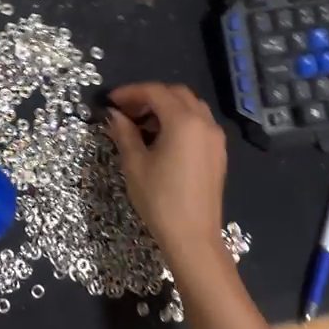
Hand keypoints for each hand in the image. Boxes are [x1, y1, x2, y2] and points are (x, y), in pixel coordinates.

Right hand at [105, 83, 228, 267]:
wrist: (192, 236)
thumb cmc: (159, 199)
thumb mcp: (135, 164)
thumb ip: (125, 133)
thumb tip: (114, 116)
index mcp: (183, 121)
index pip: (155, 92)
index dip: (130, 92)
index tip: (110, 101)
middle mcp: (204, 122)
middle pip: (176, 94)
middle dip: (149, 97)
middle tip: (125, 112)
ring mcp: (215, 137)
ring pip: (190, 107)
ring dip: (166, 107)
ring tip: (142, 125)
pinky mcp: (218, 152)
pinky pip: (199, 123)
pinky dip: (180, 121)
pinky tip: (162, 139)